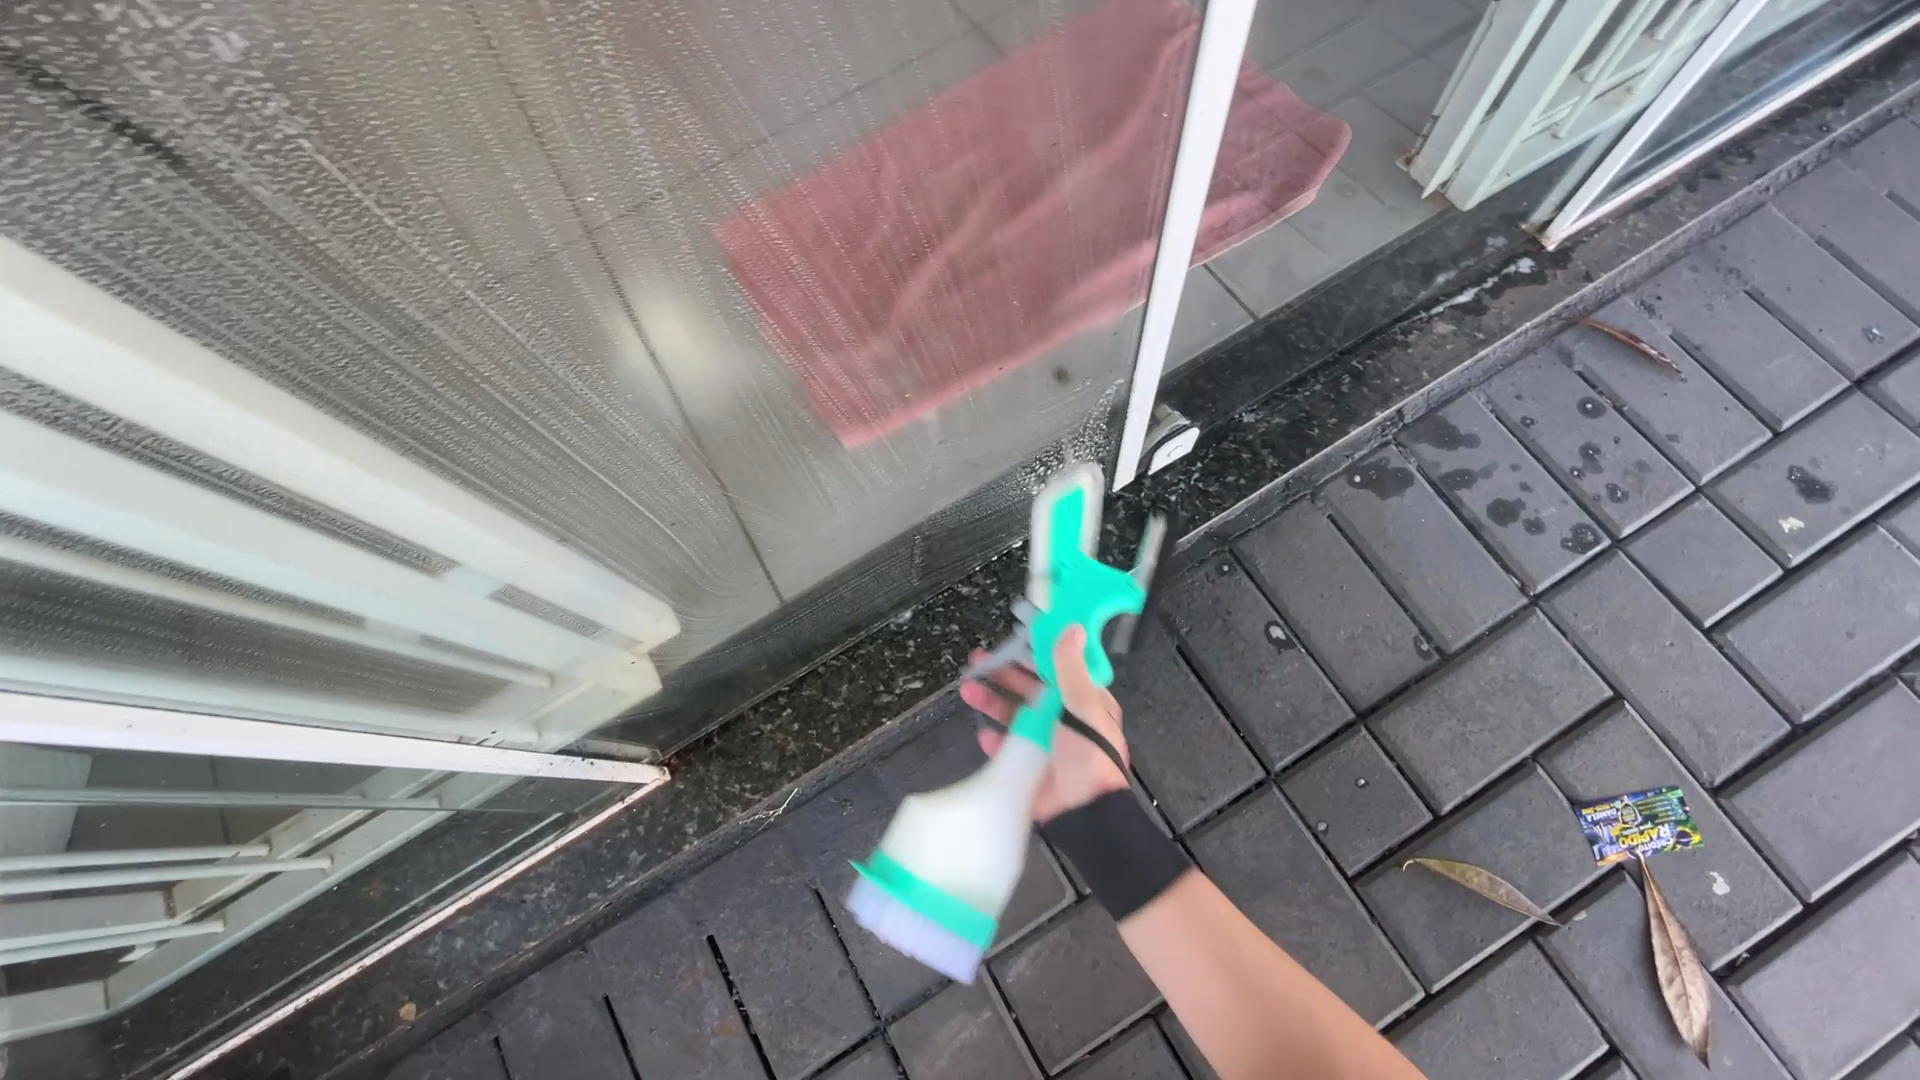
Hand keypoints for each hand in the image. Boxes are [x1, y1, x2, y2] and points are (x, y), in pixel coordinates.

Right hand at [959, 623, 1130, 821]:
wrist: (1085, 812)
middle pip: (1029, 690)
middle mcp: (1064, 720)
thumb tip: (1072, 628)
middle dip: (1003, 675)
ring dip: (991, 701)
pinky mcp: (1028, 767)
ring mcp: (1045, 744)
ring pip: (1013, 716)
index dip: (1034, 655)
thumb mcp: (1083, 706)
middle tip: (977, 661)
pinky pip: (1007, 749)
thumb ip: (1071, 669)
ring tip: (968, 690)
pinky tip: (984, 734)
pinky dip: (994, 740)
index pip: (1057, 670)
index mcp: (1084, 702)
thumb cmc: (1089, 754)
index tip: (1011, 642)